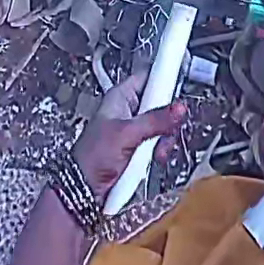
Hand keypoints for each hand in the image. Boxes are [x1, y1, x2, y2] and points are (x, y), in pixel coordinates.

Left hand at [72, 71, 185, 200]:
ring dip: (162, 140)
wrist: (85, 188)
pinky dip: (159, 151)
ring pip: (161, 125)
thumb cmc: (94, 155)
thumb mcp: (127, 134)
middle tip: (164, 131)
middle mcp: (127, 110)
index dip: (163, 79)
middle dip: (166, 120)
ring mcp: (133, 129)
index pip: (147, 76)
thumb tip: (178, 108)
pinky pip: (157, 143)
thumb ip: (155, 121)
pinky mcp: (138, 148)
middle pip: (159, 103)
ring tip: (154, 150)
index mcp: (120, 96)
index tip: (178, 88)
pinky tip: (153, 158)